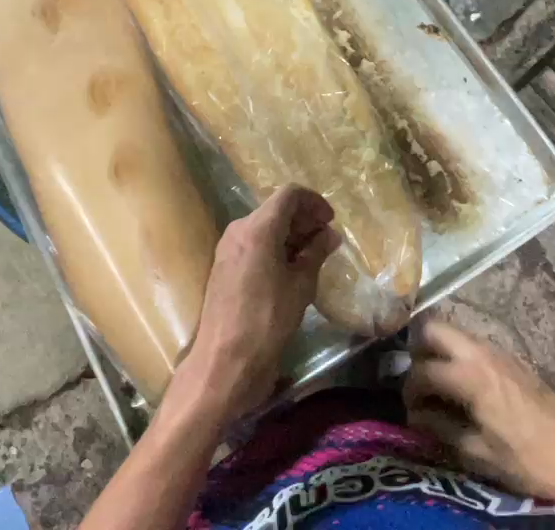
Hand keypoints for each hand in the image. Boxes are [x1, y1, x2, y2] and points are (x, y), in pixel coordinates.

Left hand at [171, 186, 341, 421]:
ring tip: (312, 257)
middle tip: (326, 241)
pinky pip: (253, 244)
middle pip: (275, 209)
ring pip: (264, 226)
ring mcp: (227, 247)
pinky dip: (274, 247)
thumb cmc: (267, 321)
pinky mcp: (224, 266)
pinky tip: (290, 269)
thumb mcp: (300, 286)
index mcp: (257, 228)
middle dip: (303, 219)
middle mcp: (239, 229)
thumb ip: (316, 254)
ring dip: (290, 234)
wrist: (225, 361)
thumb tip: (330, 235)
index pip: (289, 194)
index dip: (314, 202)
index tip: (330, 221)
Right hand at [405, 320, 554, 528]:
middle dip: (417, 349)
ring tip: (438, 383)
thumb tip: (416, 416)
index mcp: (470, 375)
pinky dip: (459, 356)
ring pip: (455, 333)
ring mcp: (499, 351)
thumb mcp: (478, 452)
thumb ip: (440, 428)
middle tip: (417, 379)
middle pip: (433, 328)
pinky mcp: (512, 358)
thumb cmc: (527, 460)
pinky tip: (463, 386)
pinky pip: (473, 344)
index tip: (409, 409)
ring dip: (439, 351)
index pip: (422, 370)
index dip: (409, 389)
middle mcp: (481, 352)